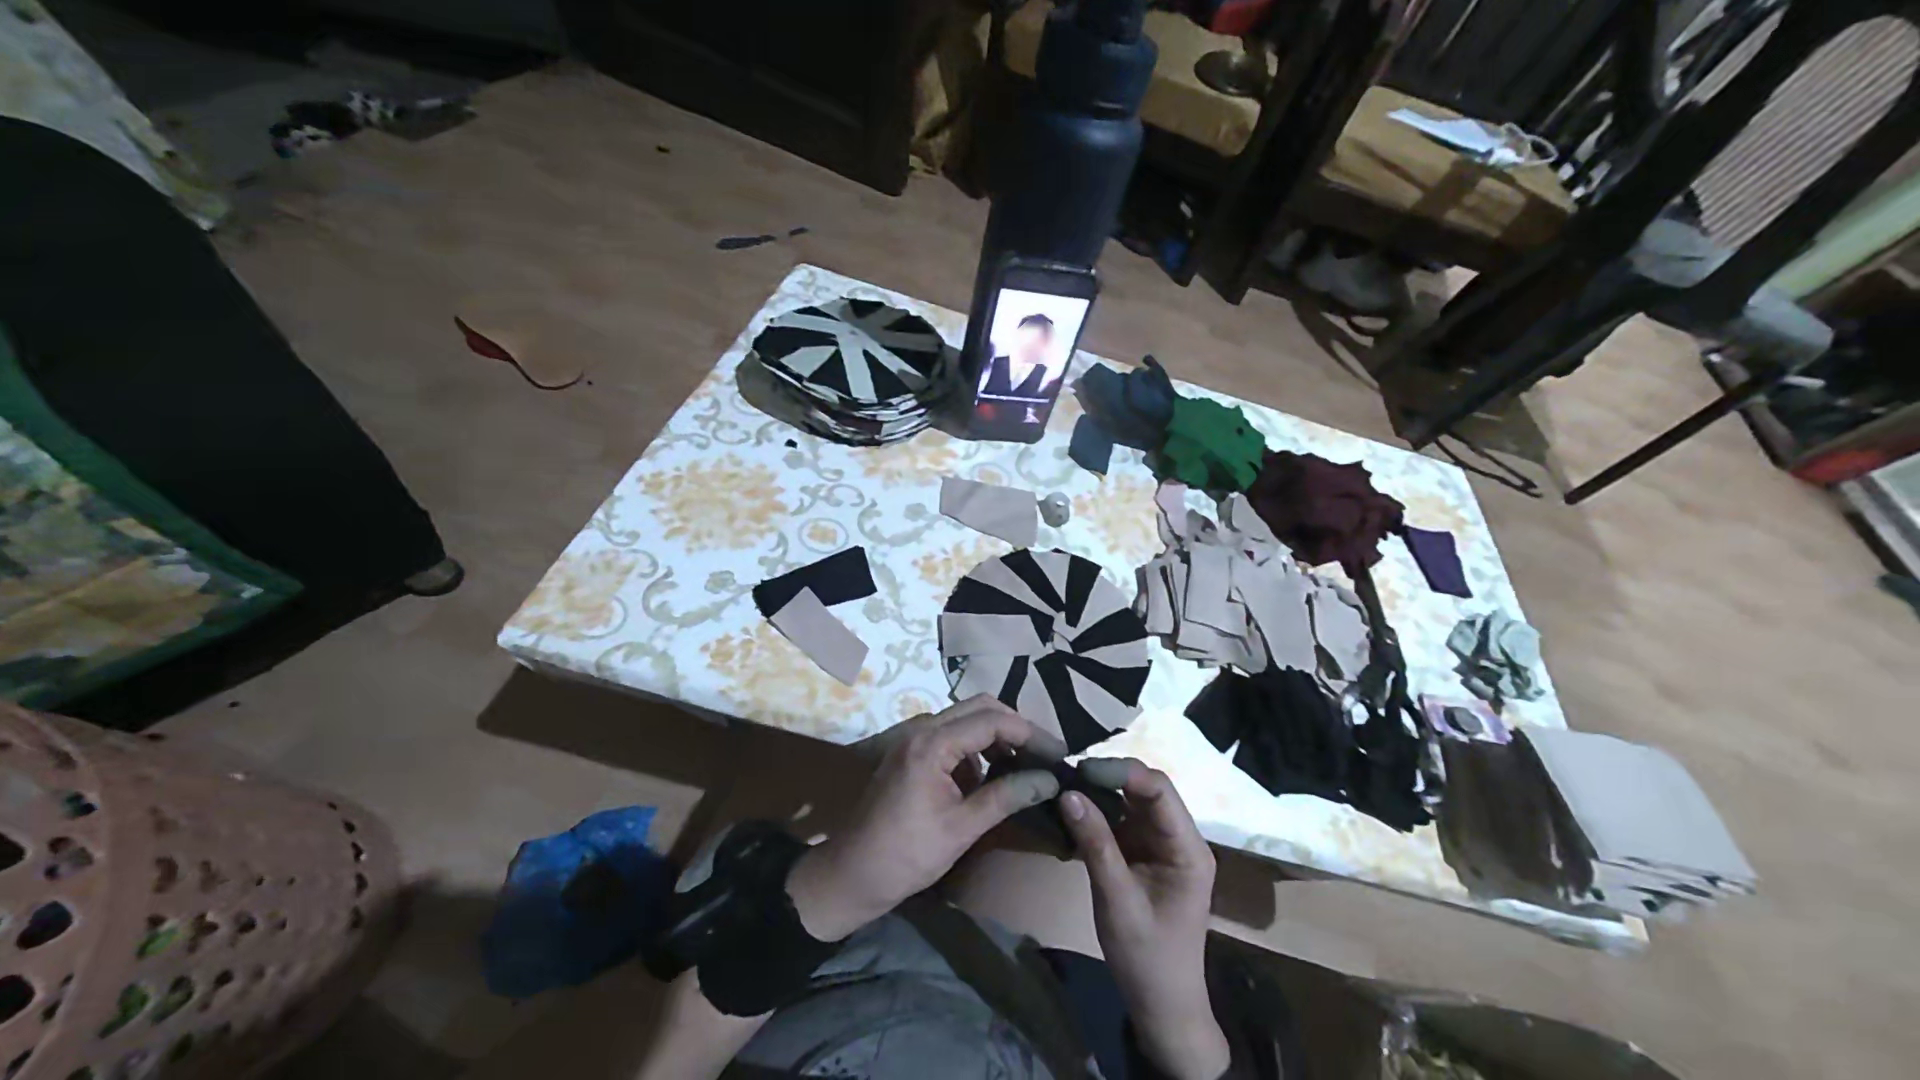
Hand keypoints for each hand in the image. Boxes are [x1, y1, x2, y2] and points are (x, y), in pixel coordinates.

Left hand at [785, 696, 1066, 940]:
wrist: (852, 875)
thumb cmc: (906, 855)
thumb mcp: (962, 827)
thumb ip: (1007, 796)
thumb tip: (1050, 780)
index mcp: (931, 743)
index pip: (992, 720)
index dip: (1030, 734)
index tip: (1059, 756)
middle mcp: (921, 729)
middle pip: (980, 708)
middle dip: (1016, 729)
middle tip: (1046, 756)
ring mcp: (914, 738)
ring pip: (966, 719)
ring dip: (997, 737)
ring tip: (1027, 766)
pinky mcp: (912, 752)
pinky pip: (953, 736)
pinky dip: (978, 748)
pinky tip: (994, 776)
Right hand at [1062, 758, 1228, 1079]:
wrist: (1161, 1005)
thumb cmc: (1147, 956)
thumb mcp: (1117, 900)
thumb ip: (1095, 844)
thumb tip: (1068, 793)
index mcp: (1188, 848)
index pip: (1159, 790)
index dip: (1122, 772)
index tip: (1080, 771)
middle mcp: (1178, 838)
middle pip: (1145, 790)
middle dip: (1107, 777)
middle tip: (1065, 775)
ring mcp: (1160, 845)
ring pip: (1130, 801)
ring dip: (1099, 793)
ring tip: (1062, 786)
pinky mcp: (1142, 854)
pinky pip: (1120, 821)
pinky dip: (1097, 814)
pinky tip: (1071, 812)